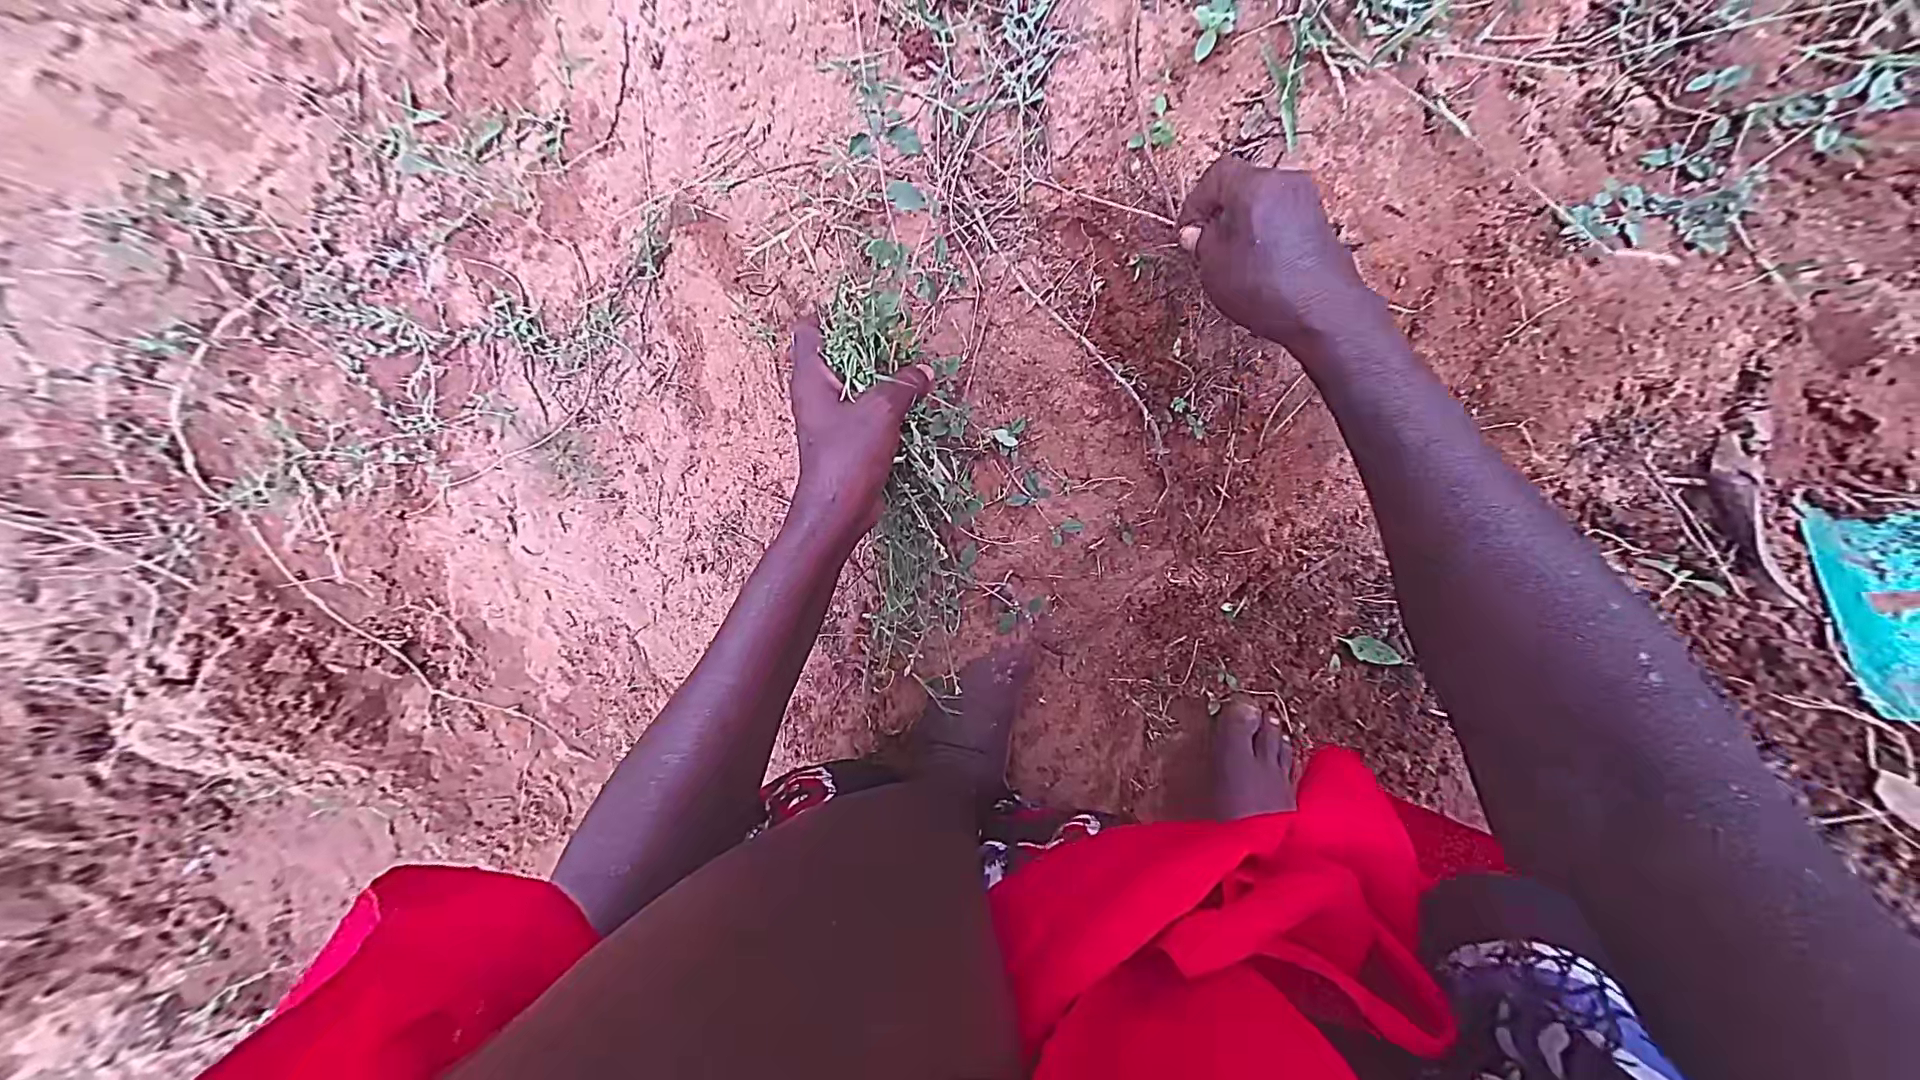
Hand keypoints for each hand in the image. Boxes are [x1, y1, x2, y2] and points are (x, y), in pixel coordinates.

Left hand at [786, 316, 931, 544]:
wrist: (839, 511)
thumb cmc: (849, 456)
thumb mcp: (880, 410)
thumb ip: (903, 385)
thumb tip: (923, 372)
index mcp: (810, 378)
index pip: (809, 331)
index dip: (833, 316)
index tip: (867, 314)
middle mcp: (816, 395)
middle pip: (838, 356)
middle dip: (868, 347)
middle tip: (900, 342)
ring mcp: (831, 419)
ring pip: (856, 386)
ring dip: (881, 379)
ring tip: (911, 371)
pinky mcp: (847, 440)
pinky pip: (867, 412)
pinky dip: (885, 406)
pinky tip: (911, 405)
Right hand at [1177, 155, 1376, 348]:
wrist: (1321, 310)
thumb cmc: (1262, 285)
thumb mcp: (1214, 266)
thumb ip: (1201, 241)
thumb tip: (1195, 233)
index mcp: (1255, 185)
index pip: (1217, 174)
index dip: (1195, 202)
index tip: (1187, 231)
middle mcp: (1285, 183)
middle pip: (1243, 186)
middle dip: (1220, 213)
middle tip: (1206, 246)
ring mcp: (1307, 201)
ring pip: (1263, 204)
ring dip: (1242, 226)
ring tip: (1231, 260)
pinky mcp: (1319, 223)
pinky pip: (1281, 219)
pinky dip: (1264, 235)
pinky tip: (1257, 266)